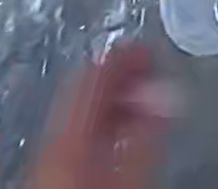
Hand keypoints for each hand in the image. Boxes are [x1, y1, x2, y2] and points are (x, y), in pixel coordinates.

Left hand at [29, 45, 171, 188]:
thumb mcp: (131, 172)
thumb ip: (149, 126)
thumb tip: (168, 84)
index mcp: (70, 129)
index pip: (93, 72)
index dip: (124, 53)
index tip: (152, 45)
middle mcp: (53, 136)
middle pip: (86, 87)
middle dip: (122, 72)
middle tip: (154, 65)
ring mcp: (49, 156)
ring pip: (84, 108)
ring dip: (115, 94)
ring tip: (147, 93)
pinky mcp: (53, 173)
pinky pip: (80, 128)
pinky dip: (105, 116)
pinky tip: (124, 126)